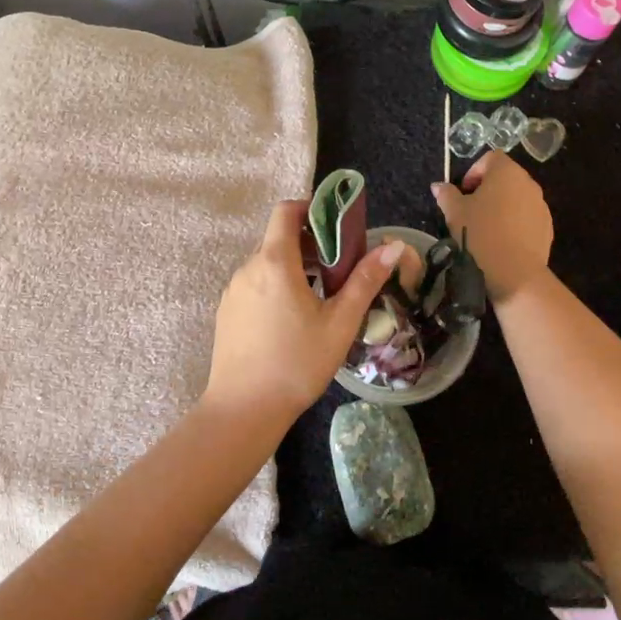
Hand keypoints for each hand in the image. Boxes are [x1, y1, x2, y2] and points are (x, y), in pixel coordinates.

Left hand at [205, 200, 399, 422]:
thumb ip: (365, 280)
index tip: (336, 225)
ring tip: (321, 295)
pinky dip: (276, 287)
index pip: (285, 211)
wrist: (243, 411)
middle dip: (310, 243)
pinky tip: (294, 319)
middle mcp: (248, 269)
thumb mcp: (340, 323)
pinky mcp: (227, 313)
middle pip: (278, 238)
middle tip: (339, 266)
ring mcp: (233, 292)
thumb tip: (393, 247)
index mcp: (274, 262)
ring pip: (266, 264)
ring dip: (294, 267)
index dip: (310, 208)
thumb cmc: (297, 363)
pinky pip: (255, 285)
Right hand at [432, 150, 552, 304]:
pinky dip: (515, 222)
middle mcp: (528, 182)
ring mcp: (541, 205)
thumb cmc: (481, 234)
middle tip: (471, 209)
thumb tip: (438, 185)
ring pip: (518, 197)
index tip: (463, 192)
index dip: (474, 171)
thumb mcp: (455, 213)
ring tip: (487, 227)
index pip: (491, 158)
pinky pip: (527, 216)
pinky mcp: (547, 227)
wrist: (515, 273)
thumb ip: (446, 194)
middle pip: (506, 176)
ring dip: (503, 205)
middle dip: (488, 189)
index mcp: (506, 172)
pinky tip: (503, 241)